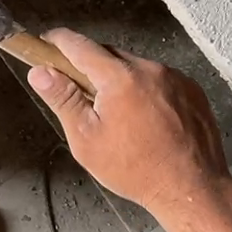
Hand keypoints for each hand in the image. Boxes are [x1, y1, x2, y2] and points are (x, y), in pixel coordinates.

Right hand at [28, 28, 231, 212]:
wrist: (193, 191)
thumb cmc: (133, 169)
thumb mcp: (86, 139)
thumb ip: (62, 99)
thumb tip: (39, 71)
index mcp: (119, 77)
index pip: (80, 45)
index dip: (58, 40)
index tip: (45, 41)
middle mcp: (149, 68)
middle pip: (108, 53)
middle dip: (89, 65)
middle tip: (78, 89)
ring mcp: (174, 77)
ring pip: (134, 66)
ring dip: (119, 77)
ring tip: (116, 111)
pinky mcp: (192, 89)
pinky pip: (158, 78)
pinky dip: (144, 88)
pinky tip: (145, 116)